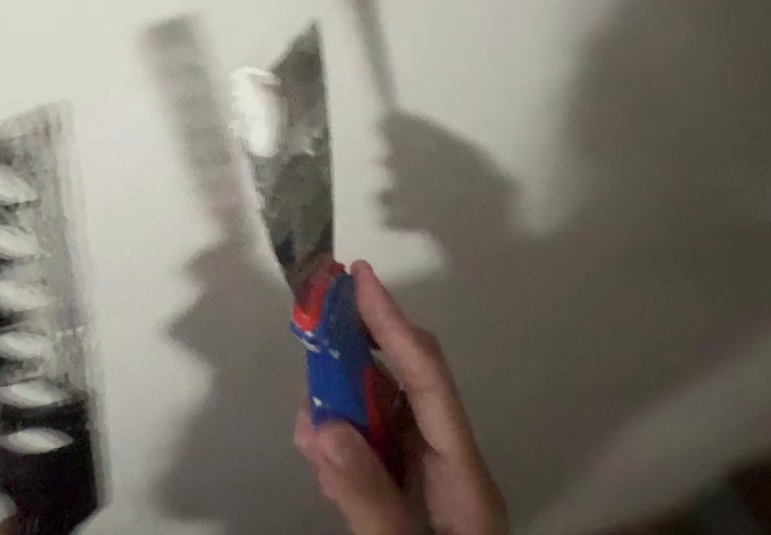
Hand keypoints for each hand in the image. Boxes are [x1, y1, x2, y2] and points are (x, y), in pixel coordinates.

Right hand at [294, 261, 506, 534]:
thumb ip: (370, 496)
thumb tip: (322, 421)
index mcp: (463, 473)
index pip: (427, 379)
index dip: (392, 322)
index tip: (359, 275)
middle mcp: (446, 463)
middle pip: (400, 386)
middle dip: (355, 351)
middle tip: (313, 318)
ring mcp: (423, 478)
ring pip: (377, 414)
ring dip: (338, 397)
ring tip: (308, 401)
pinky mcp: (401, 492)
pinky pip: (366, 447)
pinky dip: (335, 437)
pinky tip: (316, 442)